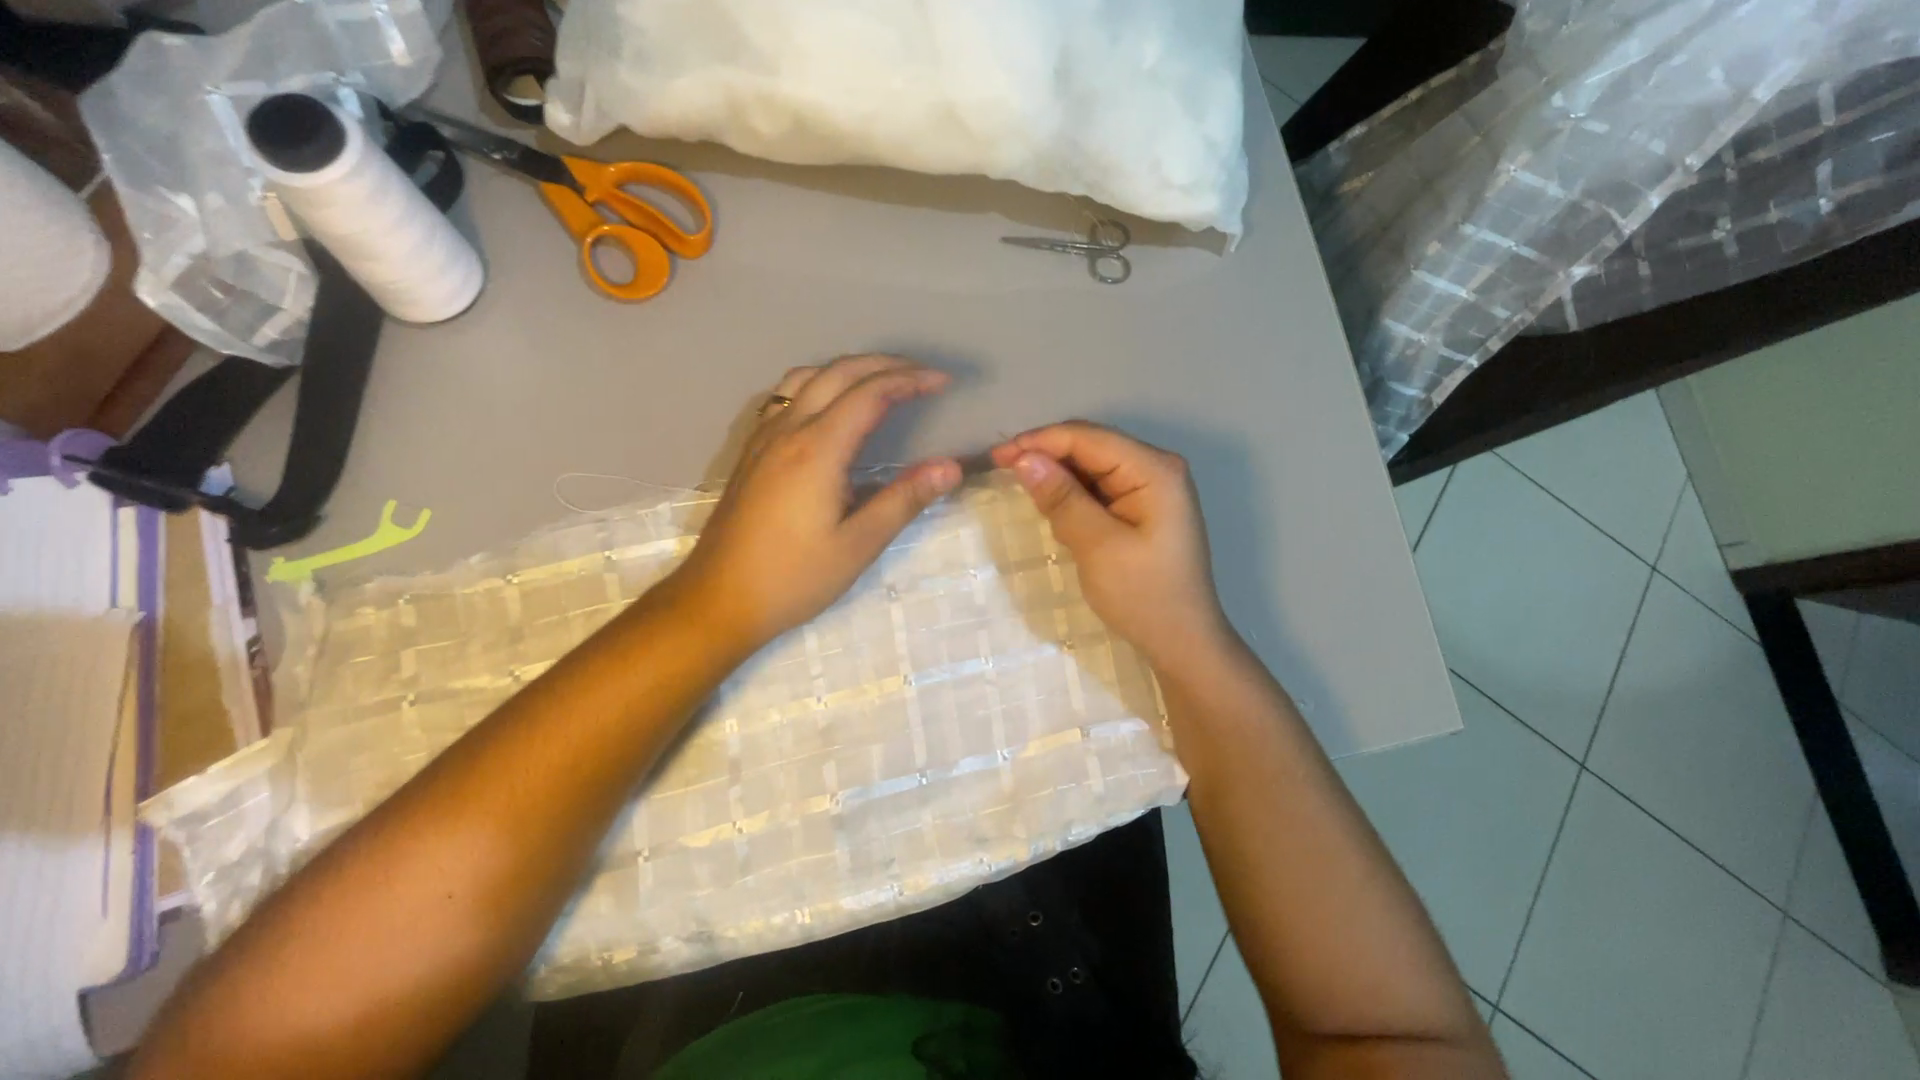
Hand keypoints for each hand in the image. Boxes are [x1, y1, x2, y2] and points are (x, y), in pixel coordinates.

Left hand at [674, 356, 961, 651]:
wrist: (719, 598)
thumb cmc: (793, 578)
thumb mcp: (858, 546)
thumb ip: (904, 500)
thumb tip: (950, 467)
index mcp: (818, 449)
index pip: (871, 393)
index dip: (911, 380)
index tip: (944, 382)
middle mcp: (788, 430)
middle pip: (839, 373)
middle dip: (885, 364)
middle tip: (922, 374)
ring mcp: (763, 438)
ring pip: (806, 378)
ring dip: (848, 369)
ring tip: (880, 381)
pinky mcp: (751, 453)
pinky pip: (785, 397)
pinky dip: (818, 384)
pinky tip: (829, 408)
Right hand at [990, 421, 1231, 672]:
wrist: (1181, 642)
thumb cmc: (1143, 596)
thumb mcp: (1097, 546)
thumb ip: (1062, 499)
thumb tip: (1024, 459)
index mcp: (1154, 469)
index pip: (1088, 437)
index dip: (1040, 441)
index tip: (996, 458)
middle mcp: (1156, 467)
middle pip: (1090, 445)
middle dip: (1046, 455)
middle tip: (1001, 471)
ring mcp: (1151, 487)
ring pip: (1091, 466)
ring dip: (1057, 476)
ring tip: (1024, 492)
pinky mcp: (1141, 507)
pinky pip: (1098, 487)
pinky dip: (1072, 494)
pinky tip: (1053, 509)